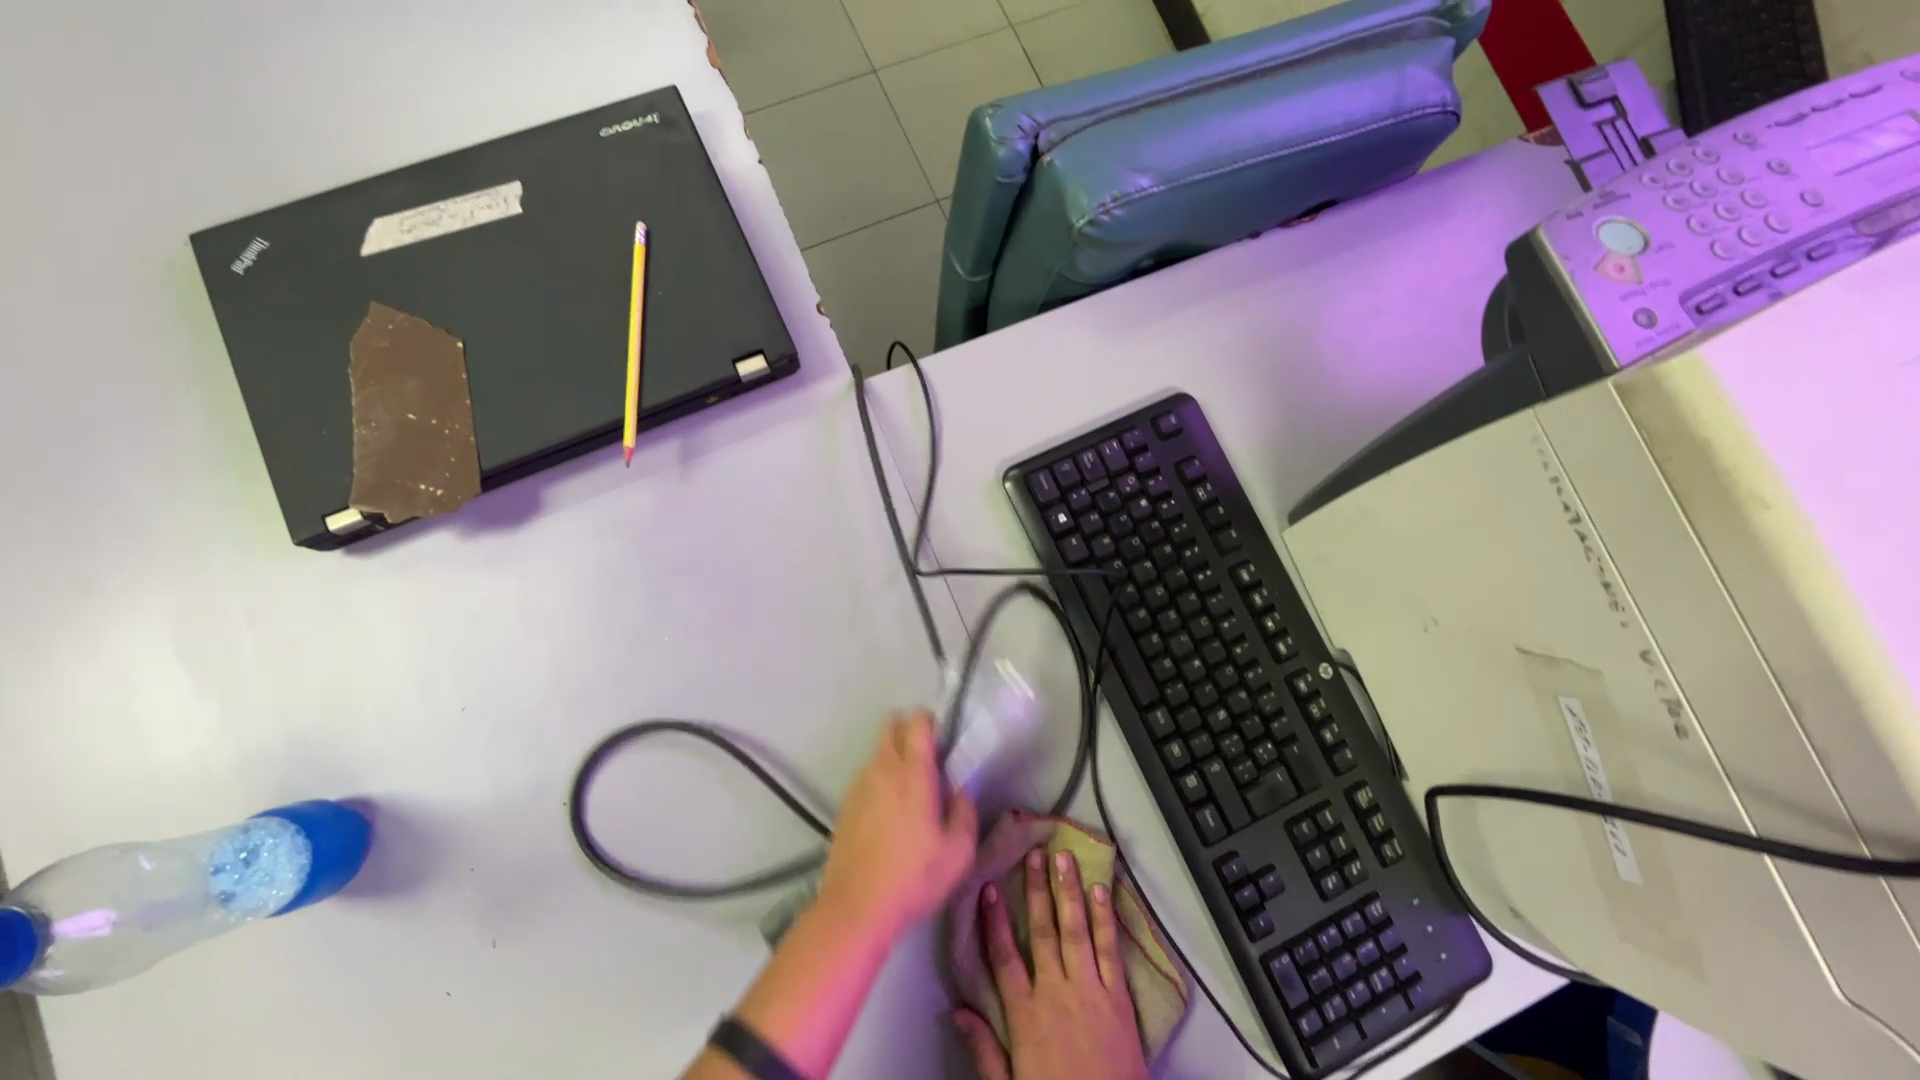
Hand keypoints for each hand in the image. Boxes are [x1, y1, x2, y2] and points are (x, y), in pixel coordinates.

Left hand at [816, 711, 977, 938]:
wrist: (856, 907)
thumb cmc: (913, 877)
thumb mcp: (958, 851)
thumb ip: (965, 812)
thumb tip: (960, 791)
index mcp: (913, 773)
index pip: (918, 722)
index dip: (932, 721)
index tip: (945, 739)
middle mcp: (882, 769)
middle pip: (891, 726)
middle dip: (909, 731)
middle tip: (930, 761)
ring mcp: (858, 786)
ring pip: (878, 753)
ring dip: (895, 759)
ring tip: (912, 796)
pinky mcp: (845, 805)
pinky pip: (867, 778)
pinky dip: (881, 783)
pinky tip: (891, 818)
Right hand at [955, 848, 1149, 1079]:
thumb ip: (984, 1047)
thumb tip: (955, 1010)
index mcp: (1025, 1013)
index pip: (1004, 957)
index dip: (994, 921)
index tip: (988, 888)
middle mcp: (1055, 992)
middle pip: (1043, 932)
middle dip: (1036, 891)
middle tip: (1033, 854)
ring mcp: (1090, 990)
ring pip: (1076, 930)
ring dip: (1069, 891)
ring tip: (1064, 858)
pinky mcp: (1119, 996)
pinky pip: (1110, 949)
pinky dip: (1105, 918)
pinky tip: (1102, 891)